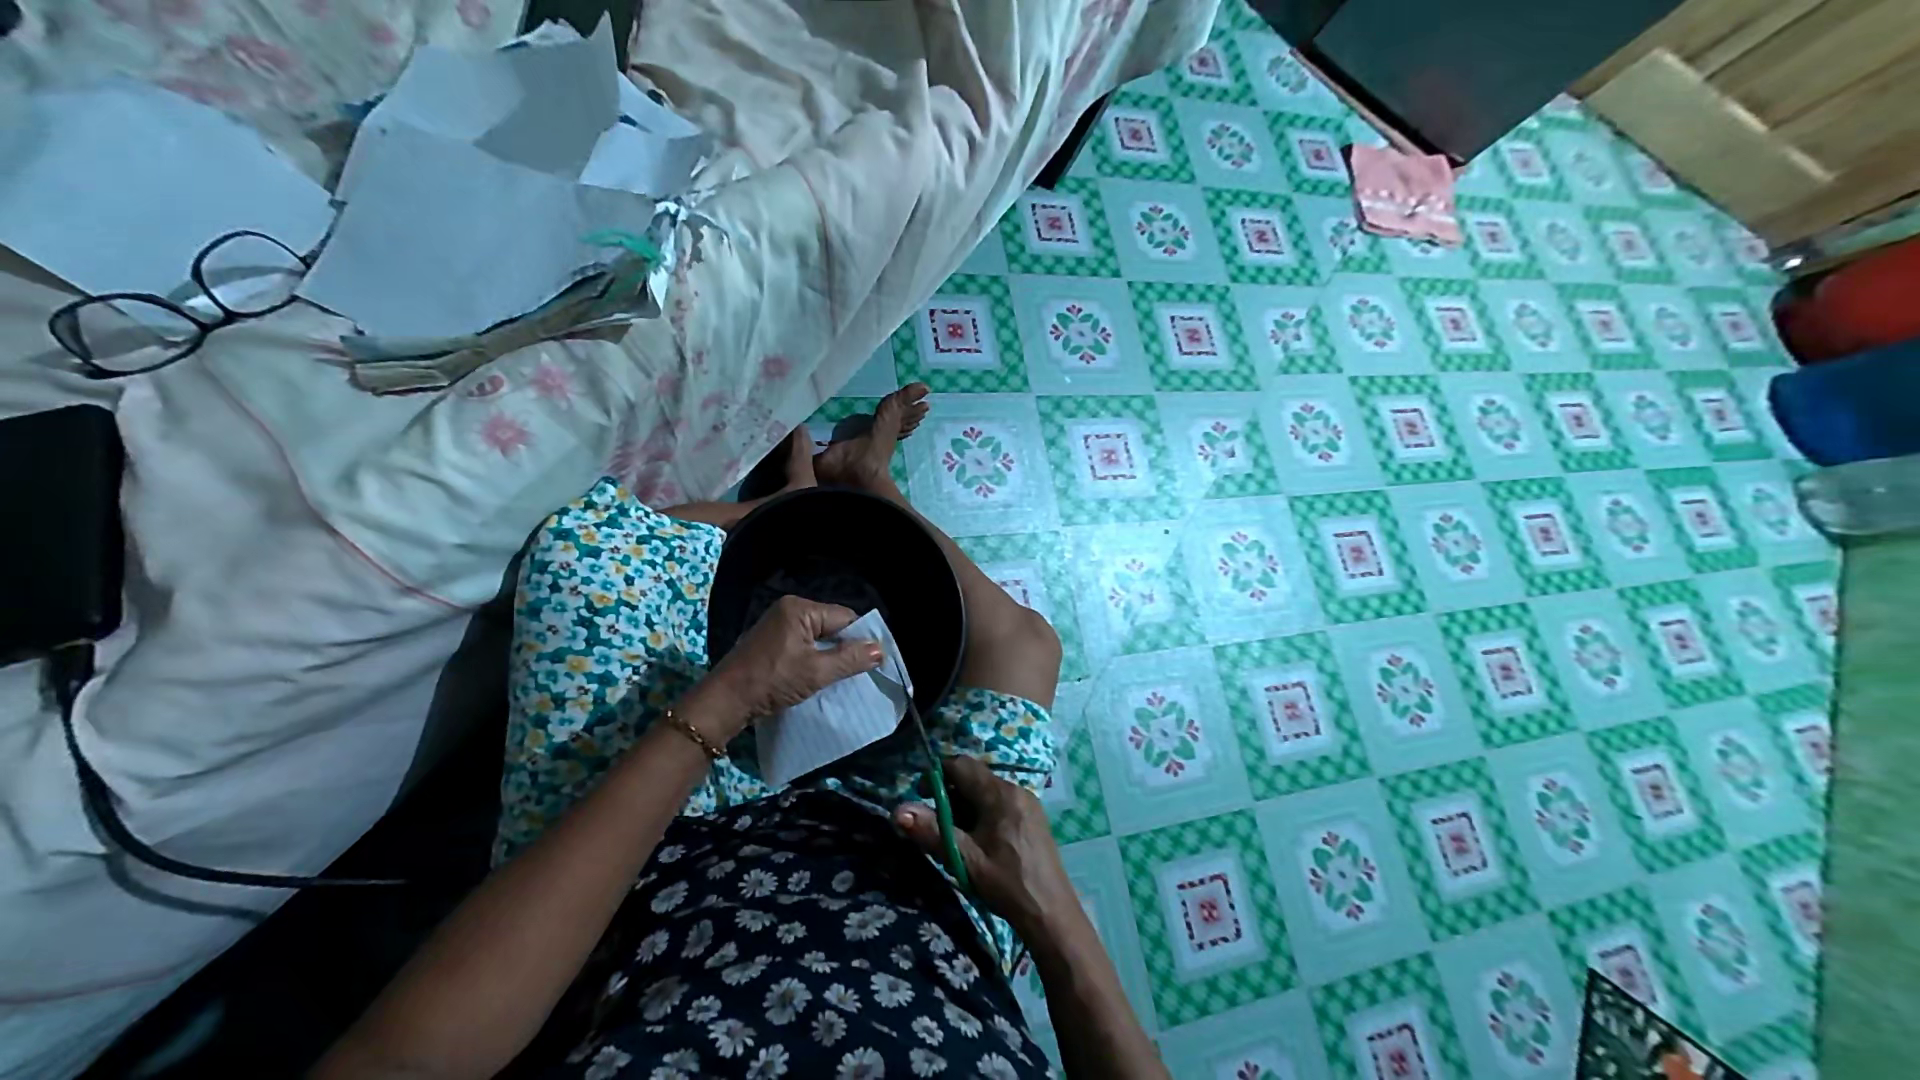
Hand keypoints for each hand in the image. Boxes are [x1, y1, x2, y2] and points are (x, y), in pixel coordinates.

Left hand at [696, 595, 884, 740]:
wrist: (726, 701)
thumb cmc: (771, 682)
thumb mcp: (816, 672)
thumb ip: (849, 659)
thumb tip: (880, 650)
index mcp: (800, 608)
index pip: (844, 617)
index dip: (860, 638)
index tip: (872, 661)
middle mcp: (789, 609)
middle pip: (832, 625)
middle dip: (844, 647)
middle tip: (857, 671)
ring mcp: (778, 624)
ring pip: (819, 636)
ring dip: (829, 654)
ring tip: (839, 675)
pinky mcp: (772, 640)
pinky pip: (804, 643)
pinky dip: (814, 657)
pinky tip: (818, 674)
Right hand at [893, 757, 1078, 938]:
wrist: (1051, 913)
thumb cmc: (1007, 884)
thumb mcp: (965, 859)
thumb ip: (932, 831)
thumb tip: (898, 810)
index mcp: (1000, 794)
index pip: (961, 765)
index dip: (937, 775)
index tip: (920, 795)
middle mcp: (1016, 790)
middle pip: (974, 777)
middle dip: (949, 793)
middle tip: (934, 822)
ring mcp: (1027, 803)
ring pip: (986, 790)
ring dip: (965, 805)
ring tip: (954, 836)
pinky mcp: (1032, 818)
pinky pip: (1000, 802)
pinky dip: (982, 812)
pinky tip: (977, 841)